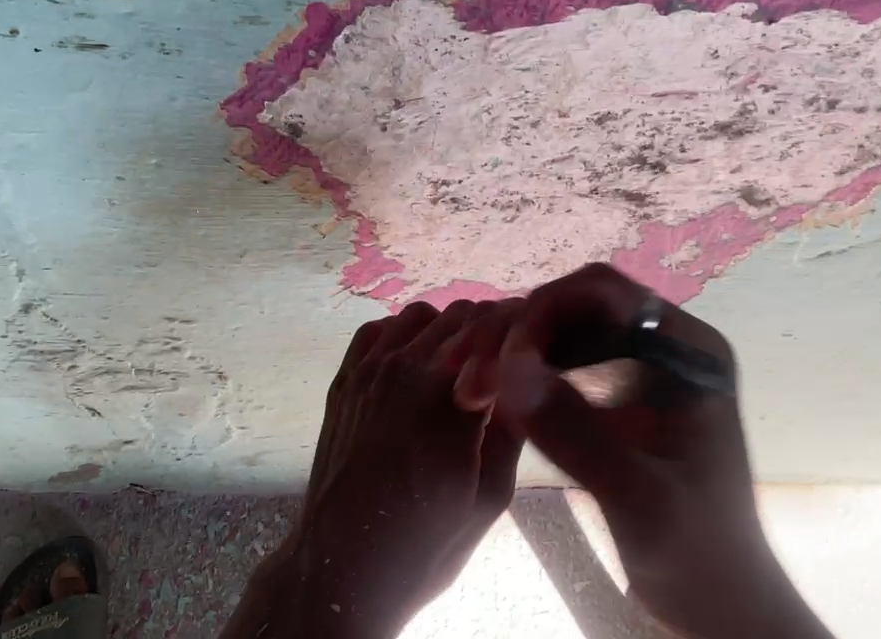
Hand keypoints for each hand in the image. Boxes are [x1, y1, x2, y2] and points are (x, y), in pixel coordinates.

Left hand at [220, 300, 523, 638]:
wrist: (344, 565)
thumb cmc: (425, 543)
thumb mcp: (489, 497)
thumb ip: (510, 429)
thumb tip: (526, 379)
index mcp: (449, 399)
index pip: (496, 333)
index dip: (522, 327)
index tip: (536, 334)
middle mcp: (407, 370)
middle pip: (463, 316)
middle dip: (491, 326)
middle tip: (507, 350)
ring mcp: (369, 370)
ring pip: (421, 315)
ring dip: (449, 326)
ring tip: (463, 358)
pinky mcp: (345, 379)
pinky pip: (378, 328)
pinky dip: (404, 332)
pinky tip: (416, 360)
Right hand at [460, 264, 831, 638]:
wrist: (717, 604)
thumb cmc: (696, 555)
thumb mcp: (637, 499)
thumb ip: (576, 433)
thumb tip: (508, 367)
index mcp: (687, 350)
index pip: (605, 292)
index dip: (546, 309)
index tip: (502, 356)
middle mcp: (662, 342)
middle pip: (574, 303)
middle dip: (519, 329)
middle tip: (473, 376)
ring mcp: (635, 365)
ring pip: (558, 328)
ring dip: (512, 350)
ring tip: (473, 389)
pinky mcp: (613, 391)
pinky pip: (555, 359)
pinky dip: (521, 374)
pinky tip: (493, 402)